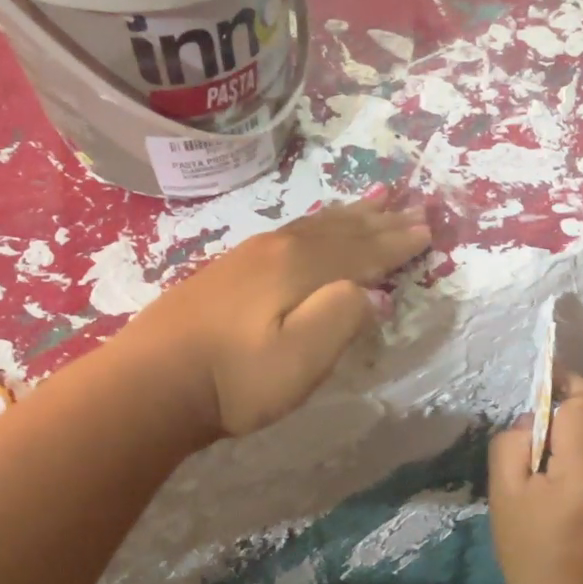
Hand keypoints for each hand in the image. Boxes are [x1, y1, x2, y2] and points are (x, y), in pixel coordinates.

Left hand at [114, 187, 430, 439]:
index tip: (430, 229)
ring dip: (350, 215)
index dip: (398, 242)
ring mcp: (248, 257)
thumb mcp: (302, 357)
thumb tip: (374, 292)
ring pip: (314, 226)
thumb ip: (342, 317)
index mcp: (300, 267)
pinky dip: (318, 226)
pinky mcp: (229, 272)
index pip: (363, 249)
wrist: (152, 385)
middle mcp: (278, 249)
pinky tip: (314, 230)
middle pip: (340, 229)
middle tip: (415, 204)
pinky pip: (291, 233)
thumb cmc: (236, 378)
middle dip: (381, 220)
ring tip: (375, 199)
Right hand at [489, 376, 582, 583]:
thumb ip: (513, 446)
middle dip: (578, 398)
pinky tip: (572, 479)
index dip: (563, 385)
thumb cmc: (530, 555)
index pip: (582, 404)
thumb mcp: (505, 498)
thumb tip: (530, 419)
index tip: (544, 379)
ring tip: (555, 444)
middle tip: (547, 403)